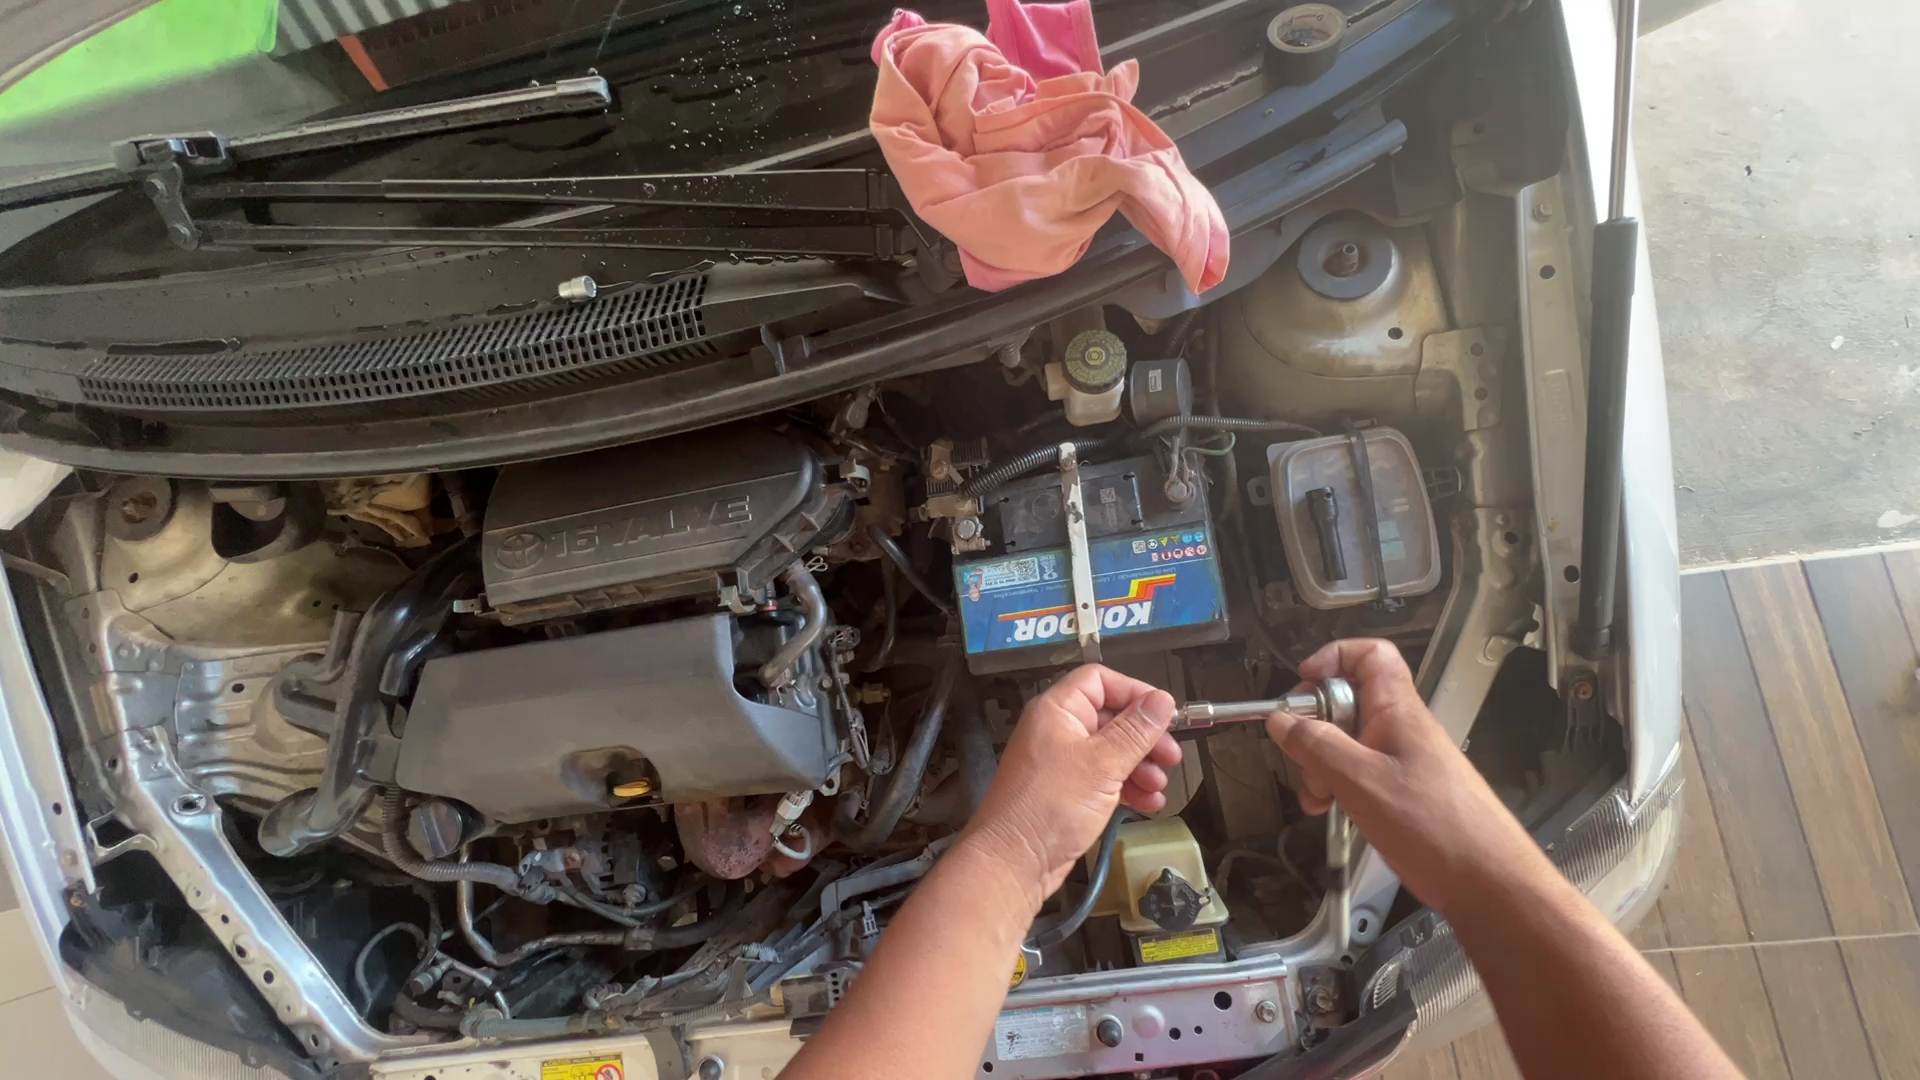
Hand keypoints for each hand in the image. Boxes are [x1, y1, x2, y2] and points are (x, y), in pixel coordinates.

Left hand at [959, 664, 1180, 909]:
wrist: (1015, 861)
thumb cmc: (1052, 804)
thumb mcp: (1102, 764)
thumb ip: (1135, 731)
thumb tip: (1163, 700)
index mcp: (1057, 709)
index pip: (1099, 681)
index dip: (1134, 692)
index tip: (1165, 713)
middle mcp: (1058, 728)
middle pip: (1110, 716)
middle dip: (1144, 736)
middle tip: (1172, 757)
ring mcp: (1063, 761)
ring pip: (1111, 750)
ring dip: (1140, 765)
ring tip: (1160, 785)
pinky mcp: (1069, 790)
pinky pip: (1105, 777)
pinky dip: (1128, 786)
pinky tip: (1149, 802)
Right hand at [1265, 639, 1547, 916]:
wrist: (1493, 890)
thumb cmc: (1431, 826)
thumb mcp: (1358, 780)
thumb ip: (1314, 744)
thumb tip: (1279, 719)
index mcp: (1397, 711)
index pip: (1371, 655)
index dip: (1334, 657)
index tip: (1304, 684)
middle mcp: (1400, 728)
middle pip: (1345, 702)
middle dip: (1313, 727)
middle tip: (1301, 757)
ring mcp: (1403, 761)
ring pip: (1347, 741)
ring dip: (1320, 764)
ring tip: (1316, 798)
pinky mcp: (1403, 791)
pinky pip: (1359, 772)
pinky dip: (1337, 785)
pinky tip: (1329, 809)